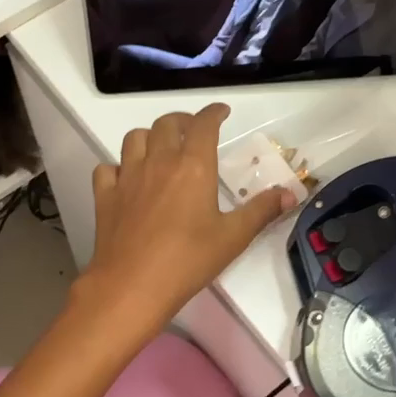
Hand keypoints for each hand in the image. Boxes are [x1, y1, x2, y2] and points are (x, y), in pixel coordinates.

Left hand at [77, 104, 294, 334]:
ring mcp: (127, 177)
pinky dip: (118, 166)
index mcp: (193, 166)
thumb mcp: (233, 237)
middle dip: (182, 121)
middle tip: (193, 131)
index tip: (221, 111)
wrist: (132, 285)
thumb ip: (261, 211)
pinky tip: (126, 178)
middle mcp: (158, 162)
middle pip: (167, 124)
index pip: (203, 125)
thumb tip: (290, 193)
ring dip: (150, 136)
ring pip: (134, 138)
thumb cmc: (188, 260)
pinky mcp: (105, 196)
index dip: (213, 113)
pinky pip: (107, 168)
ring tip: (160, 148)